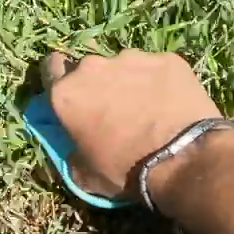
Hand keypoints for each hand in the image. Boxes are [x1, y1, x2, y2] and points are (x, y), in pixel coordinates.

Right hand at [42, 49, 228, 205]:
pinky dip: (159, 81)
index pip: (49, 69)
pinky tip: (170, 103)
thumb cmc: (126, 170)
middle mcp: (91, 68)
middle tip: (111, 108)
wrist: (184, 159)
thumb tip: (72, 148)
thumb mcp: (83, 174)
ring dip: (127, 81)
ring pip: (122, 65)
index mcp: (64, 93)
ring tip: (146, 107)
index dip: (58, 79)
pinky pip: (156, 67)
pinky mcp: (165, 59)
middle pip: (87, 68)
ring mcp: (130, 59)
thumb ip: (69, 151)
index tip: (72, 93)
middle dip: (95, 83)